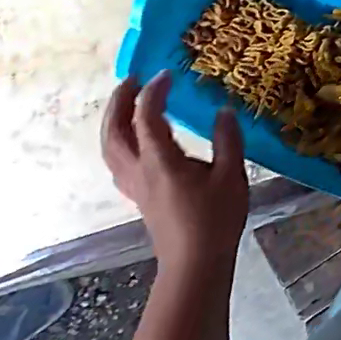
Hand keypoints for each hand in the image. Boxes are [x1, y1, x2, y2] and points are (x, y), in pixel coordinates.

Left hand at [101, 70, 248, 272]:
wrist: (195, 264)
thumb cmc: (214, 220)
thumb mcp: (230, 176)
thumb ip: (227, 140)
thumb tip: (223, 112)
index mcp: (160, 161)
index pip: (147, 117)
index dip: (153, 92)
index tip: (167, 74)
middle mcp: (139, 170)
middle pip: (114, 130)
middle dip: (119, 102)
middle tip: (132, 80)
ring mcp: (134, 185)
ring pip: (110, 147)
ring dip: (113, 120)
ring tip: (126, 103)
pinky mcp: (138, 196)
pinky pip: (117, 160)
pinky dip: (118, 140)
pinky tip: (133, 140)